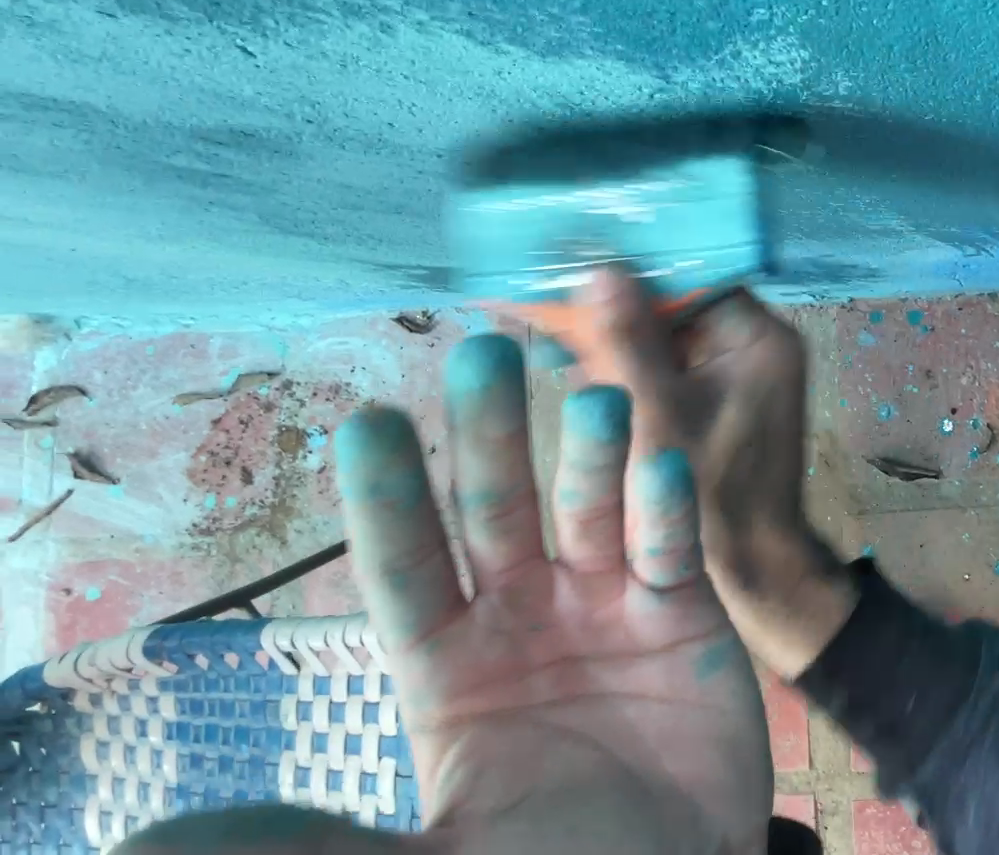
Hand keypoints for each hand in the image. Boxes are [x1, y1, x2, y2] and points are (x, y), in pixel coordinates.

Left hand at [334, 320, 770, 850]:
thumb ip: (314, 850)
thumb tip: (160, 831)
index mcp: (450, 666)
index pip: (409, 568)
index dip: (389, 499)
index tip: (367, 419)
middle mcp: (527, 617)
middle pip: (500, 510)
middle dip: (490, 434)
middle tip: (485, 351)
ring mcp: (610, 607)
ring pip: (593, 510)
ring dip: (591, 452)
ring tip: (593, 396)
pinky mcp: (682, 611)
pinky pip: (670, 550)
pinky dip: (666, 508)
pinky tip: (662, 466)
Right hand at [516, 271, 857, 679]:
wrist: (754, 568)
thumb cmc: (712, 500)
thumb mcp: (659, 421)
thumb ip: (628, 346)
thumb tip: (596, 268)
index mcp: (759, 338)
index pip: (690, 276)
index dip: (627, 267)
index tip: (561, 257)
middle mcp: (757, 344)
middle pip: (675, 302)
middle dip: (611, 302)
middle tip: (537, 291)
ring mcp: (739, 371)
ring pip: (667, 333)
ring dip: (613, 334)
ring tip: (540, 323)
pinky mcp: (720, 397)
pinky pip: (669, 365)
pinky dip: (626, 366)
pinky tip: (572, 366)